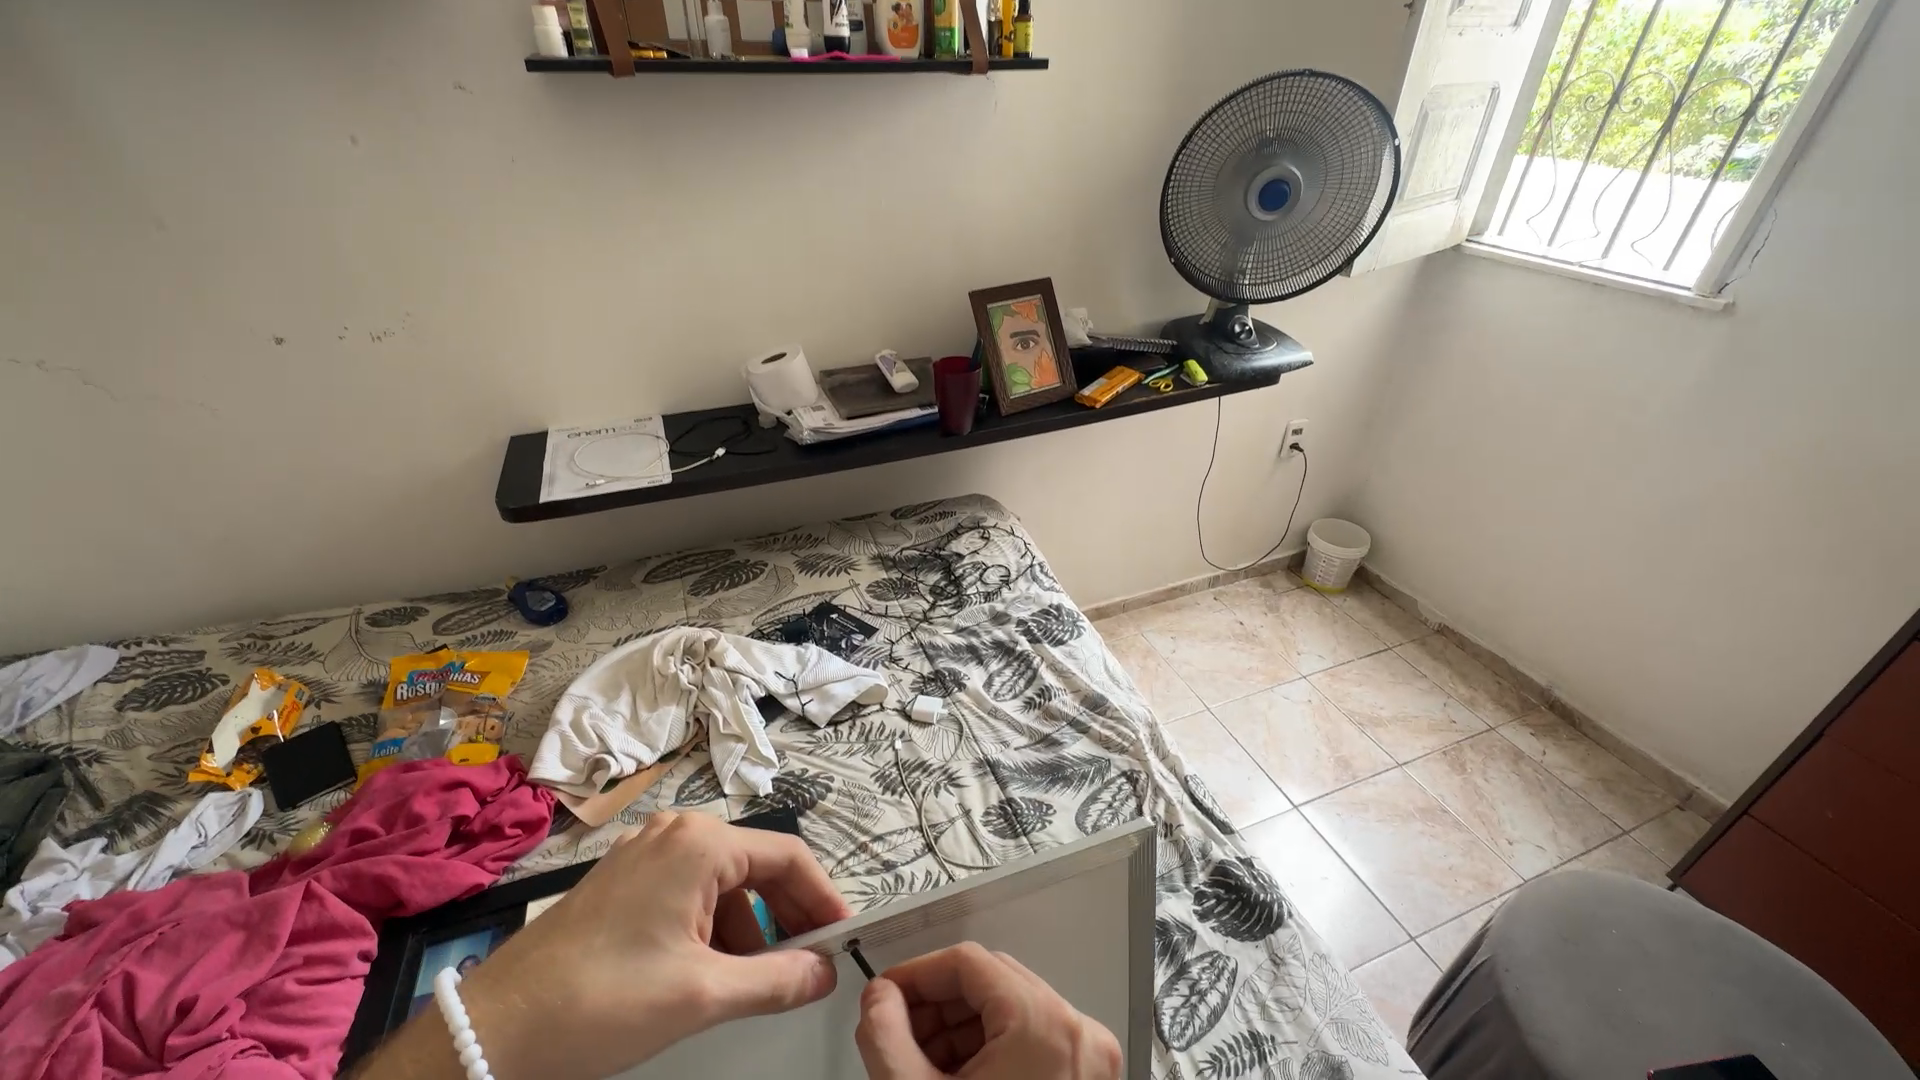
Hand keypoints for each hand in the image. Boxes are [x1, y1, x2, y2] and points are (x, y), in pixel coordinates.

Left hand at [359, 810, 851, 1079]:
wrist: (492, 1030)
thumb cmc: (603, 1001)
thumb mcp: (702, 995)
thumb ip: (777, 981)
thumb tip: (825, 974)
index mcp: (699, 842)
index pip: (788, 857)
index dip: (824, 898)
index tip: (845, 940)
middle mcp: (675, 832)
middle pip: (757, 865)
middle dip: (788, 914)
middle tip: (812, 963)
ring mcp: (643, 854)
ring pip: (723, 882)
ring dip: (750, 928)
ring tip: (758, 980)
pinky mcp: (622, 881)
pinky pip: (688, 893)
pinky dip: (713, 928)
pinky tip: (711, 971)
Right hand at [854, 943, 1122, 1079]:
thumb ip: (884, 1034)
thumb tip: (878, 998)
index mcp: (1044, 1027)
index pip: (968, 962)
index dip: (917, 972)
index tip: (885, 992)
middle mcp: (1079, 1033)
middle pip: (992, 982)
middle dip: (936, 1003)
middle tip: (896, 1027)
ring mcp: (1090, 1058)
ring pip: (1011, 1009)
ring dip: (959, 1028)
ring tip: (921, 1062)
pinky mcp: (1088, 1078)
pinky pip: (1031, 1038)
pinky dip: (989, 1048)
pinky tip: (955, 1078)